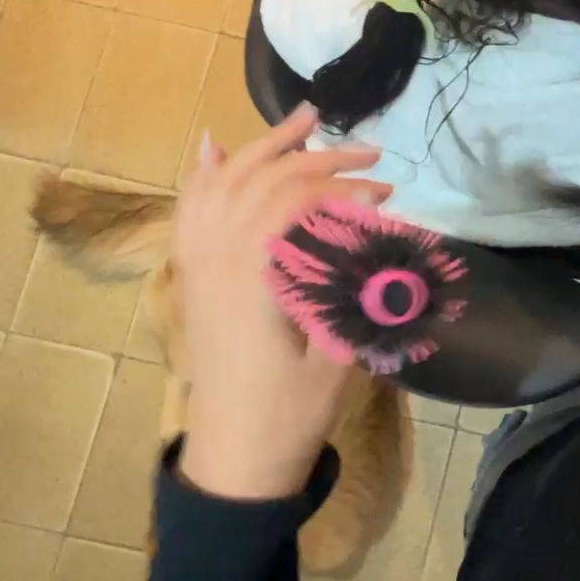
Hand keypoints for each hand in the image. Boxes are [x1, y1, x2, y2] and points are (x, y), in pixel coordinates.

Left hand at [175, 106, 392, 500]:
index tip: (387, 193)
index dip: (344, 186)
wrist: (235, 459)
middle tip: (368, 151)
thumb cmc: (293, 412)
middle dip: (318, 157)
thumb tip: (383, 228)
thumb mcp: (340, 352)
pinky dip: (204, 175)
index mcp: (252, 277)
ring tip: (303, 121)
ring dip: (264, 147)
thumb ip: (357, 283)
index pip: (295, 201)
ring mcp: (198, 266)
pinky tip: (214, 149)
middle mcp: (216, 259)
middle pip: (261, 180)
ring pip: (222, 185)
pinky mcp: (195, 278)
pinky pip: (191, 213)